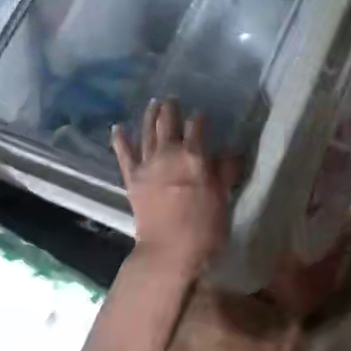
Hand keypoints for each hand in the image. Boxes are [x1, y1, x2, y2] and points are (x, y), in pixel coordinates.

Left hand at [111, 100, 236, 275]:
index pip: (197, 126)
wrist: (169, 252)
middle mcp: (169, 154)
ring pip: (147, 131)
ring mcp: (147, 164)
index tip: (202, 114)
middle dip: (171, 108)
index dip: (200, 118)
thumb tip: (233, 152)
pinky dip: (121, 139)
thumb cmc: (204, 228)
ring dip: (150, 115)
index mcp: (195, 156)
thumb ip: (225, 172)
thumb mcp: (222, 198)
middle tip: (172, 98)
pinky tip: (118, 127)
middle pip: (168, 122)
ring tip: (153, 102)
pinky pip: (124, 154)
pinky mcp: (132, 178)